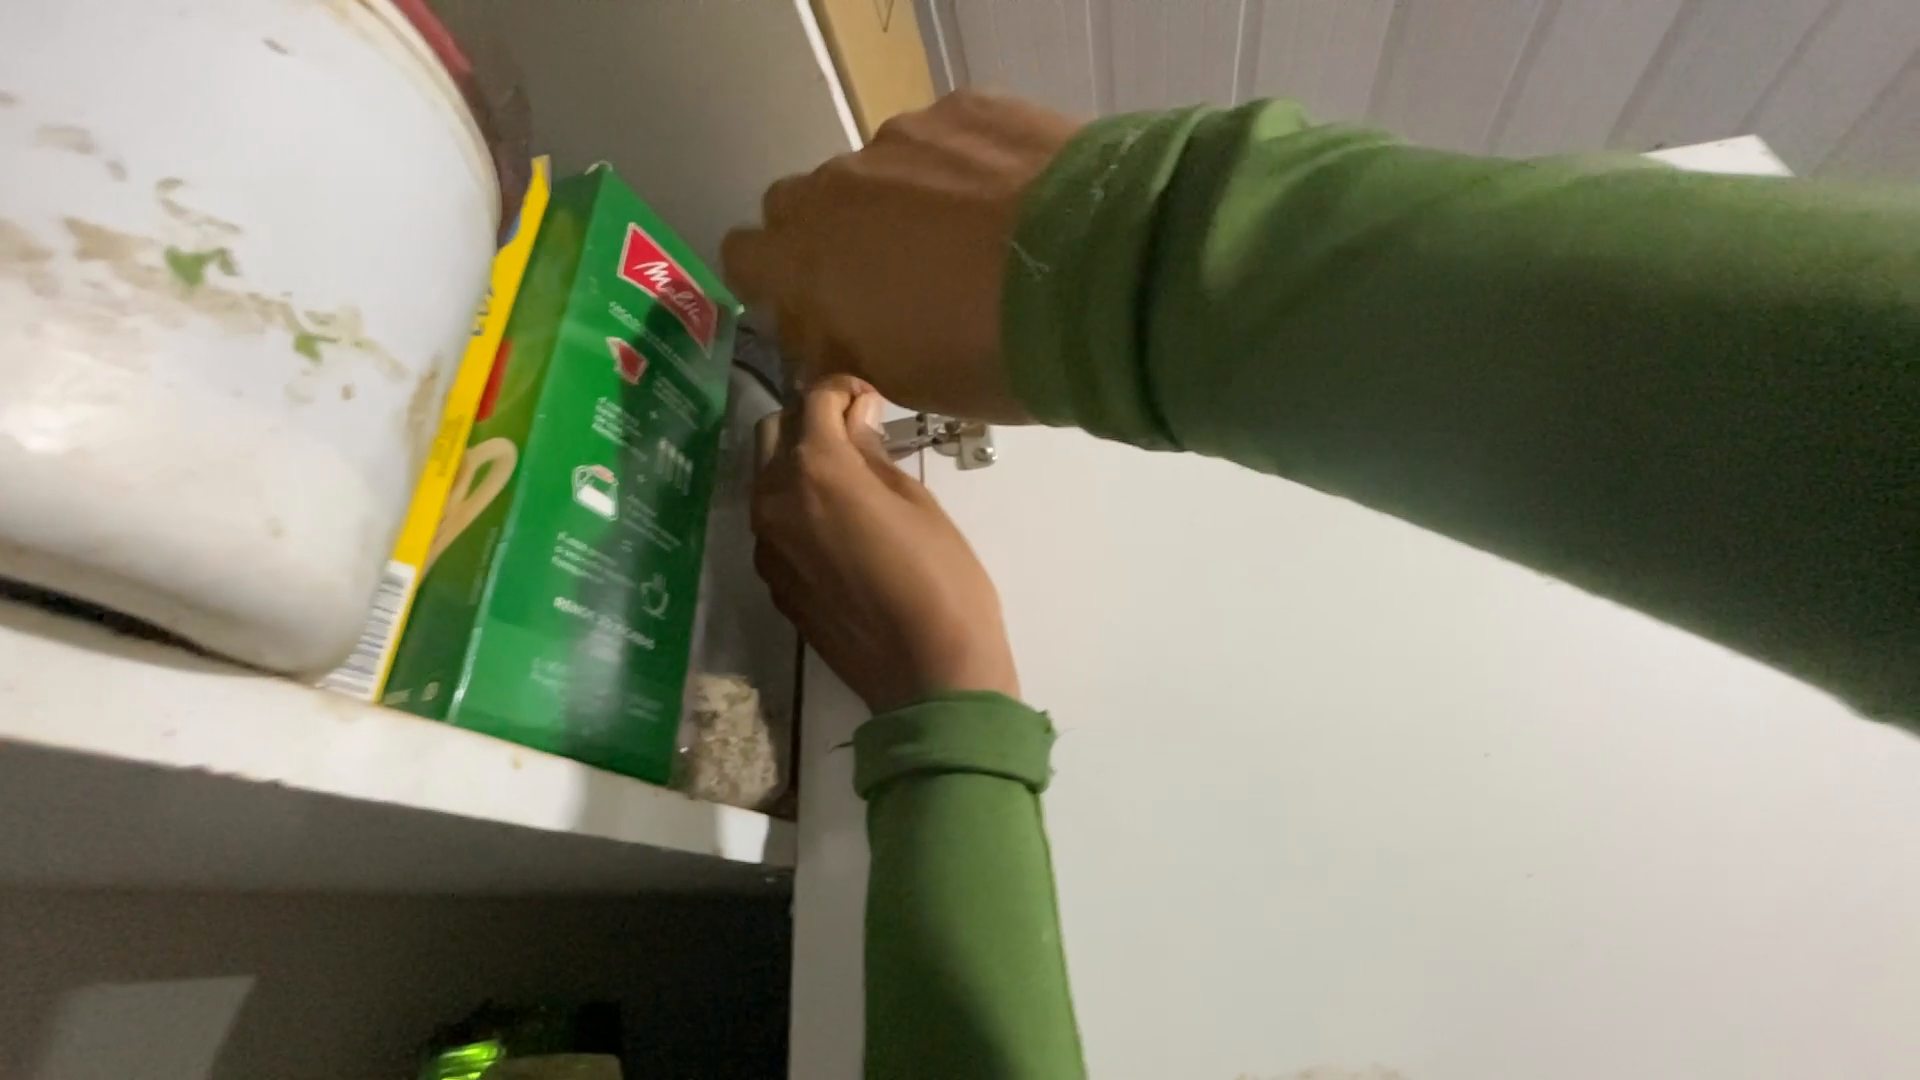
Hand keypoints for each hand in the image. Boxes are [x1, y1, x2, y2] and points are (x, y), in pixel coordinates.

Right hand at [722, 91, 1081, 422]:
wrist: (1096, 278)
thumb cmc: (987, 353)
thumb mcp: (904, 382)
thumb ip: (847, 349)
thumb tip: (831, 334)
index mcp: (810, 260)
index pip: (745, 257)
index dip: (772, 286)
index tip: (814, 310)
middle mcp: (839, 184)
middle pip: (800, 204)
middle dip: (828, 241)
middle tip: (888, 280)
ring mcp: (904, 137)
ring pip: (873, 171)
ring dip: (896, 206)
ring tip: (966, 243)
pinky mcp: (966, 107)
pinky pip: (938, 142)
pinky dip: (956, 173)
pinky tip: (1006, 206)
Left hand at [752, 376, 1019, 713]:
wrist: (928, 676)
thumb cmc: (942, 581)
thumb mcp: (918, 505)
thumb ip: (875, 455)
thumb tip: (857, 417)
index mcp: (816, 470)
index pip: (815, 400)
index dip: (844, 390)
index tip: (870, 400)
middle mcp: (774, 500)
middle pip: (773, 433)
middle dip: (810, 421)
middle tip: (855, 436)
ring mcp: (767, 547)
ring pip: (766, 480)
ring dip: (798, 465)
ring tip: (847, 482)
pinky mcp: (774, 583)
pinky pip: (774, 527)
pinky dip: (797, 511)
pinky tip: (836, 530)